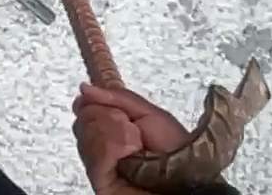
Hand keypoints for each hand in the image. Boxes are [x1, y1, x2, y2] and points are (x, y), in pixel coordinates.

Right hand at [71, 83, 190, 194]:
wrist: (191, 185)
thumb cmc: (180, 155)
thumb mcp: (152, 115)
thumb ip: (119, 97)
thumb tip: (85, 87)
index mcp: (112, 127)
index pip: (83, 106)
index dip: (90, 100)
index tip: (103, 100)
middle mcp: (102, 143)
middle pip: (81, 116)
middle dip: (105, 114)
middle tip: (129, 125)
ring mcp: (98, 162)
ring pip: (83, 130)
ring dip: (111, 130)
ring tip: (134, 142)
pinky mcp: (98, 178)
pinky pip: (91, 151)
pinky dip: (110, 144)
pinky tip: (128, 150)